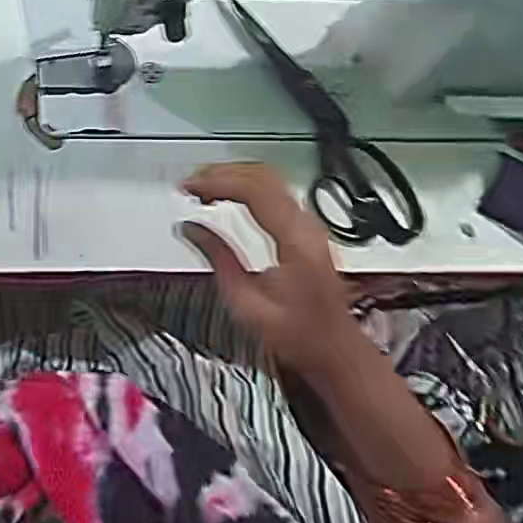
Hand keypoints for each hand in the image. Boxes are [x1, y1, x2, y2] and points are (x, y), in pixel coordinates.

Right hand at [178, 162, 368, 374]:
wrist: (333, 348)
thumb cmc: (299, 334)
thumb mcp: (247, 304)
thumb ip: (219, 260)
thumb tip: (192, 230)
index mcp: (294, 241)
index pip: (253, 190)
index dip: (216, 182)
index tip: (189, 187)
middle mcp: (306, 226)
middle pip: (262, 175)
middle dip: (221, 173)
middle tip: (191, 184)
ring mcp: (309, 224)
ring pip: (269, 178)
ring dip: (233, 177)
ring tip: (202, 188)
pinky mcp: (306, 228)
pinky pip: (274, 191)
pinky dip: (245, 186)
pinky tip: (227, 195)